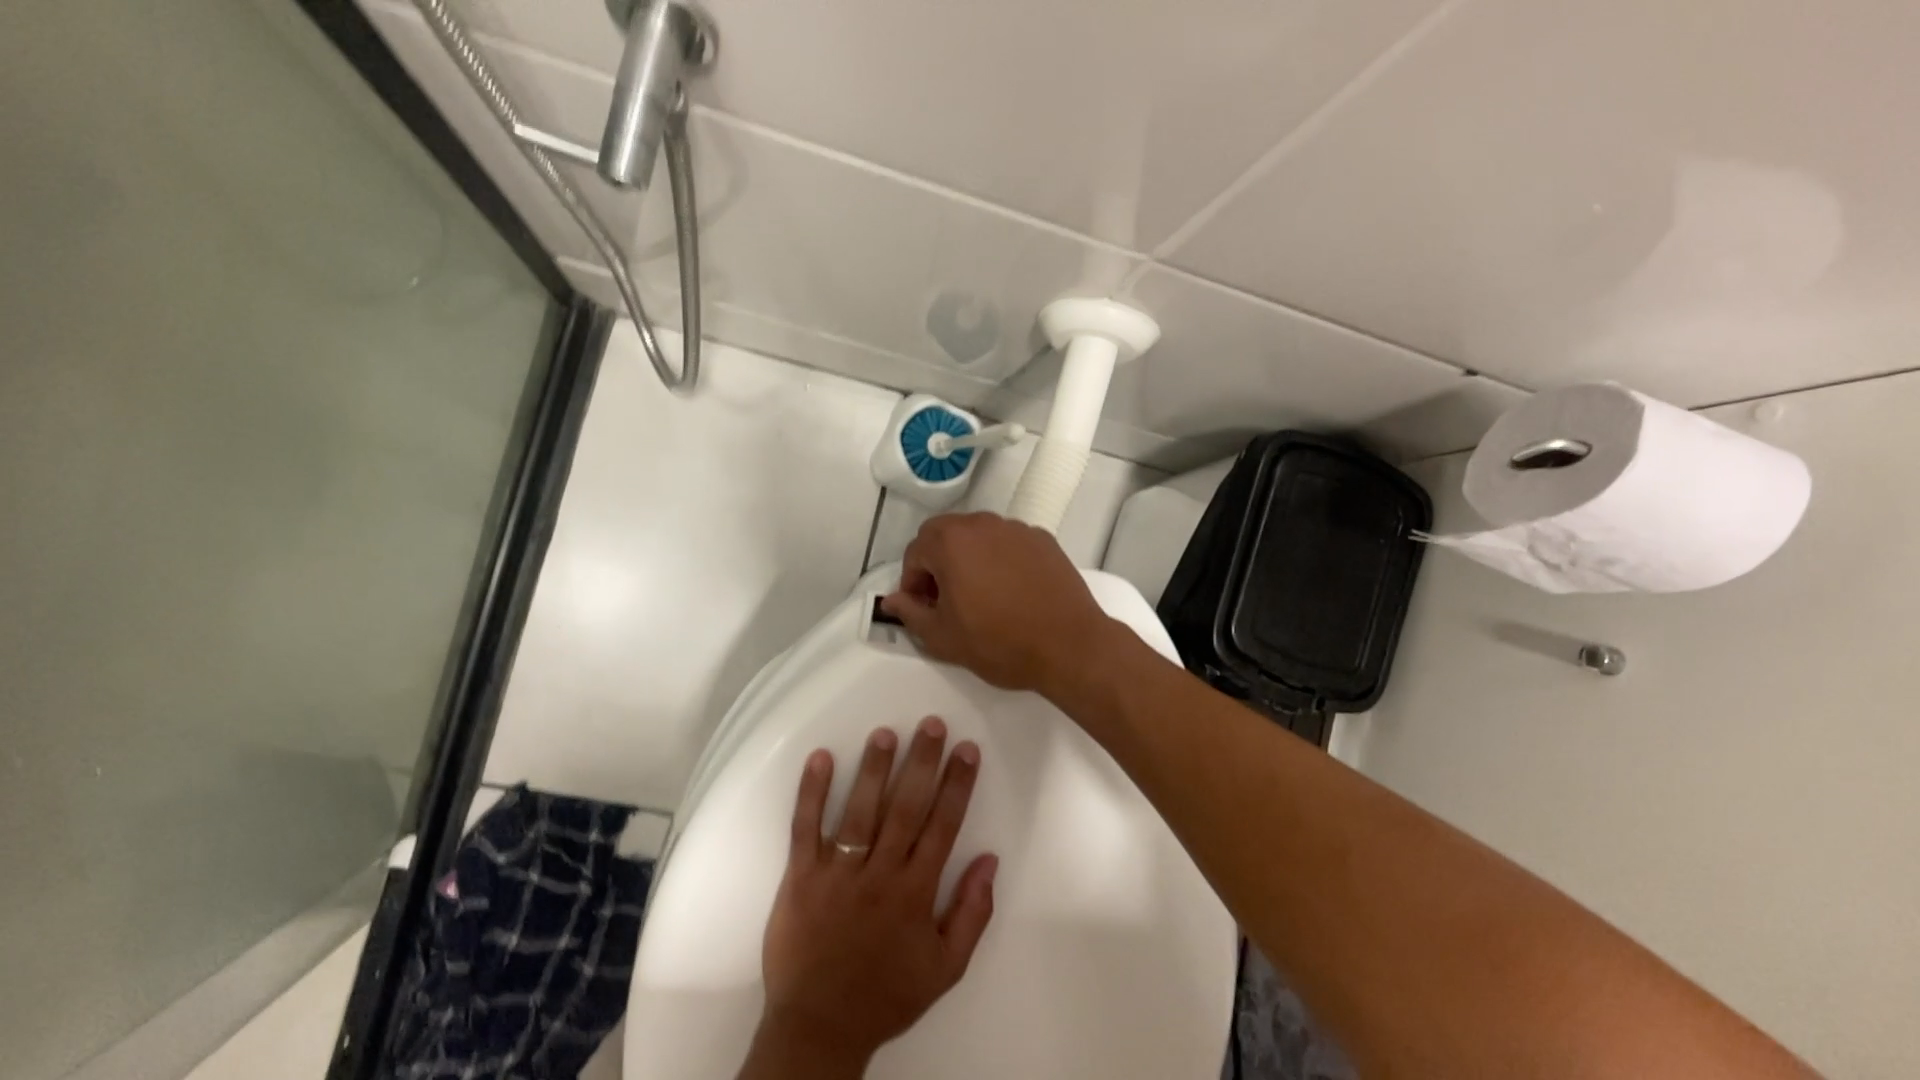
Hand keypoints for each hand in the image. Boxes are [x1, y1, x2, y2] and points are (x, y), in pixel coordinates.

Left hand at [745, 717, 997, 1077]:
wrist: (819, 1025)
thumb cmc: (887, 995)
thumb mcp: (946, 968)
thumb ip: (971, 914)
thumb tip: (990, 861)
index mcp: (915, 893)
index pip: (942, 827)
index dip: (956, 786)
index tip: (967, 751)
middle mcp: (879, 874)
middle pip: (905, 809)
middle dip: (921, 763)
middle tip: (932, 724)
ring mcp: (837, 873)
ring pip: (859, 812)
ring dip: (874, 770)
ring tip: (885, 733)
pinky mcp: (800, 877)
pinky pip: (805, 829)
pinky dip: (811, 793)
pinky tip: (821, 759)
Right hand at [880, 512, 1116, 695]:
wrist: (1069, 646)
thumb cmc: (999, 643)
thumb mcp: (943, 637)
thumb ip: (911, 614)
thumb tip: (892, 601)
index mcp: (951, 542)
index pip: (915, 553)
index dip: (911, 583)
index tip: (921, 609)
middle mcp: (982, 524)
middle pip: (945, 535)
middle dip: (936, 564)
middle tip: (945, 600)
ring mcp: (1016, 529)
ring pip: (978, 537)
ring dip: (968, 559)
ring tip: (979, 596)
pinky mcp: (1043, 540)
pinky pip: (1008, 544)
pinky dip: (999, 560)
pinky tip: (1010, 592)